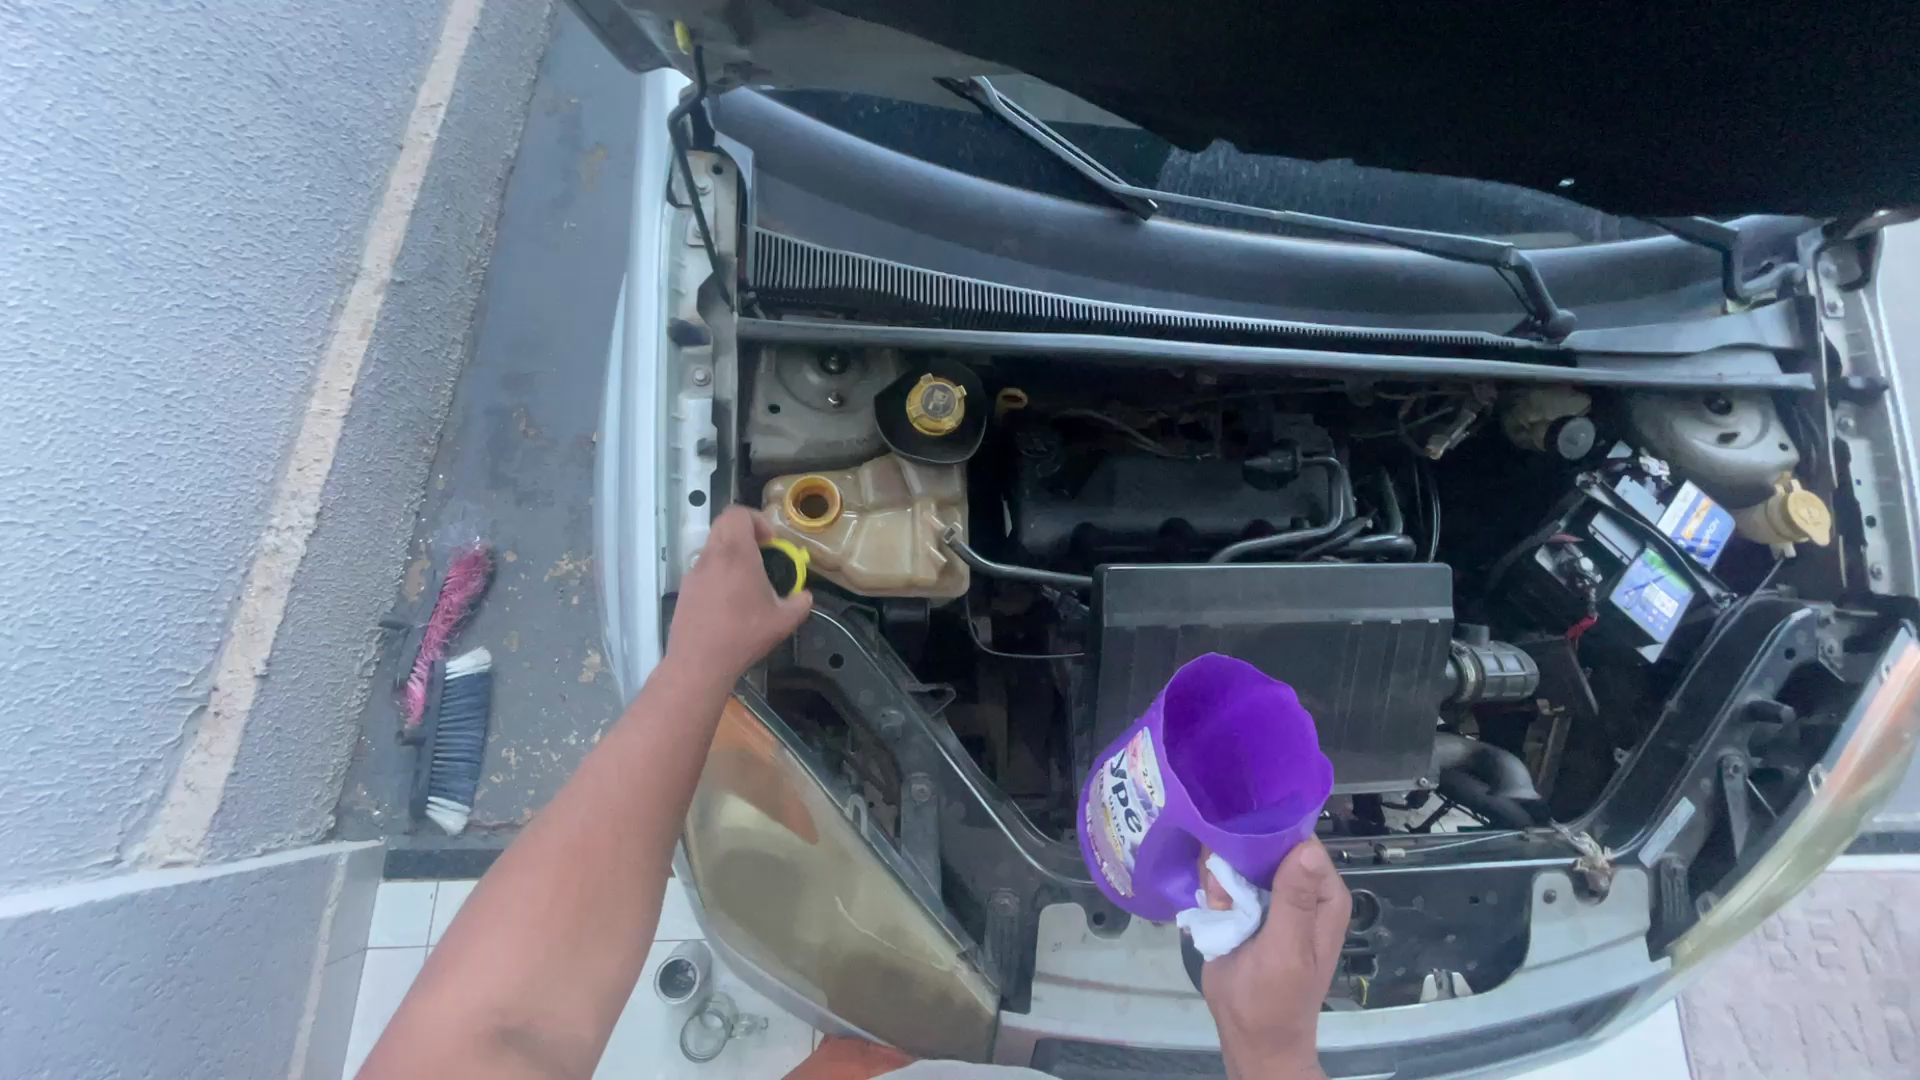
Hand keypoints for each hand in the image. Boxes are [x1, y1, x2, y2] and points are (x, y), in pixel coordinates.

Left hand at [665, 507, 812, 686]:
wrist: (699, 662)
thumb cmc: (744, 636)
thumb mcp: (784, 621)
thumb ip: (800, 603)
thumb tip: (805, 596)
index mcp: (736, 555)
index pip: (738, 514)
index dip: (757, 520)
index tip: (771, 542)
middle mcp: (712, 557)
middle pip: (724, 524)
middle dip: (745, 532)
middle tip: (762, 554)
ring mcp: (694, 573)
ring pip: (713, 547)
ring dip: (731, 553)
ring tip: (747, 581)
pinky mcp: (685, 589)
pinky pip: (704, 569)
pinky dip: (719, 573)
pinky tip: (729, 601)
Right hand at [1200, 838, 1347, 1079]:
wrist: (1250, 1037)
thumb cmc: (1275, 1000)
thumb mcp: (1286, 950)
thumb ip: (1294, 900)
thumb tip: (1308, 848)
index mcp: (1323, 896)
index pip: (1301, 841)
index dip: (1271, 833)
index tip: (1241, 843)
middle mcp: (1300, 887)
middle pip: (1266, 841)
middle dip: (1238, 855)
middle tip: (1226, 888)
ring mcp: (1271, 894)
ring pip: (1240, 854)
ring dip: (1222, 874)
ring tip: (1221, 905)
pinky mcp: (1246, 903)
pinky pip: (1225, 874)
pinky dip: (1214, 886)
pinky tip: (1215, 909)